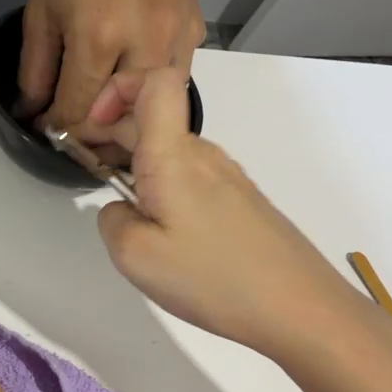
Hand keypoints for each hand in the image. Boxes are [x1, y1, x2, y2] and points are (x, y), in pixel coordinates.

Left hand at [18, 0, 203, 142]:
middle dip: (88, 133)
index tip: (44, 126)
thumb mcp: (41, 9)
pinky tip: (126, 86)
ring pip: (151, 109)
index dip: (55, 127)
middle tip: (69, 128)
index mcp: (100, 38)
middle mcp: (147, 45)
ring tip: (97, 116)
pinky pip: (171, 82)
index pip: (77, 111)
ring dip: (122, 120)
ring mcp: (179, 40)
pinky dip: (147, 95)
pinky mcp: (196, 33)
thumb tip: (33, 111)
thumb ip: (36, 69)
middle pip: (119, 119)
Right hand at [89, 68, 382, 360]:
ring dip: (137, 164)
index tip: (93, 125)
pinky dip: (163, 187)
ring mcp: (227, 178)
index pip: (155, 82)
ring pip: (171, 150)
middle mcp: (203, 155)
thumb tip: (122, 207)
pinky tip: (162, 231)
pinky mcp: (240, 202)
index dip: (118, 88)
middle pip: (155, 116)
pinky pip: (190, 176)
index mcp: (173, 156)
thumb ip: (111, 219)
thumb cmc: (212, 277)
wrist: (301, 309)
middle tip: (90, 174)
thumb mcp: (134, 255)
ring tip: (126, 213)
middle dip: (113, 133)